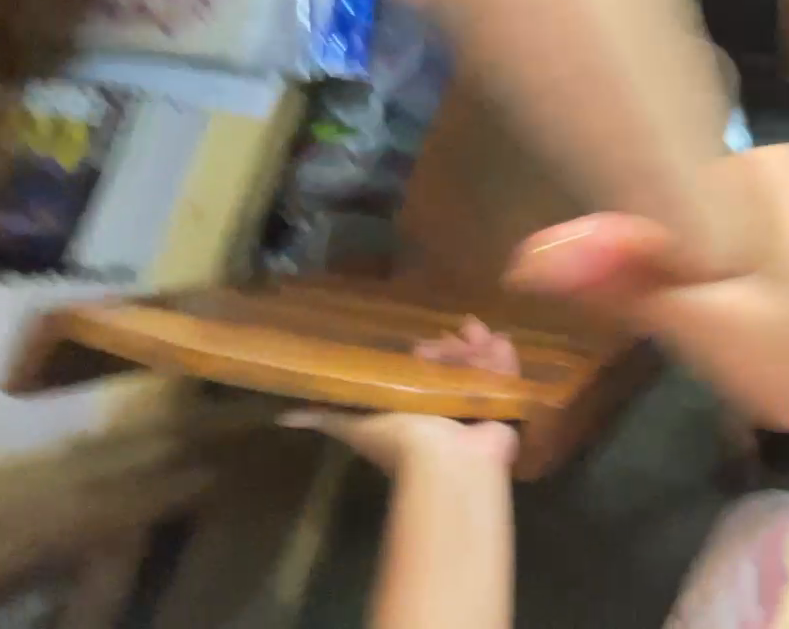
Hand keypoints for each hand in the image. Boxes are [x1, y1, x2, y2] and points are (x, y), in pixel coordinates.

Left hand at [280, 321, 524, 471]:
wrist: (451, 459)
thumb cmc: (404, 440)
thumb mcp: (360, 423)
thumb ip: (333, 414)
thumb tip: (283, 416)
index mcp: (413, 409)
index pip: (422, 372)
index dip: (428, 353)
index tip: (429, 340)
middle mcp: (444, 405)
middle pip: (453, 365)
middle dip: (457, 346)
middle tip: (462, 328)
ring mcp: (476, 404)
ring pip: (479, 365)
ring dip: (479, 346)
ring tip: (479, 329)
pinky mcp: (503, 402)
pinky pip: (505, 374)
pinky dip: (502, 358)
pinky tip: (499, 339)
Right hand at [503, 144, 788, 433]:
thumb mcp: (707, 325)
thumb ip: (625, 282)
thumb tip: (530, 254)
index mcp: (754, 166)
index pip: (651, 190)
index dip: (632, 252)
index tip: (651, 306)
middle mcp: (772, 162)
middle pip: (675, 210)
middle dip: (669, 269)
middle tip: (698, 326)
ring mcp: (788, 189)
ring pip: (698, 229)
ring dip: (693, 277)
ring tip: (723, 325)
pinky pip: (728, 237)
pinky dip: (719, 276)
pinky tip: (741, 315)